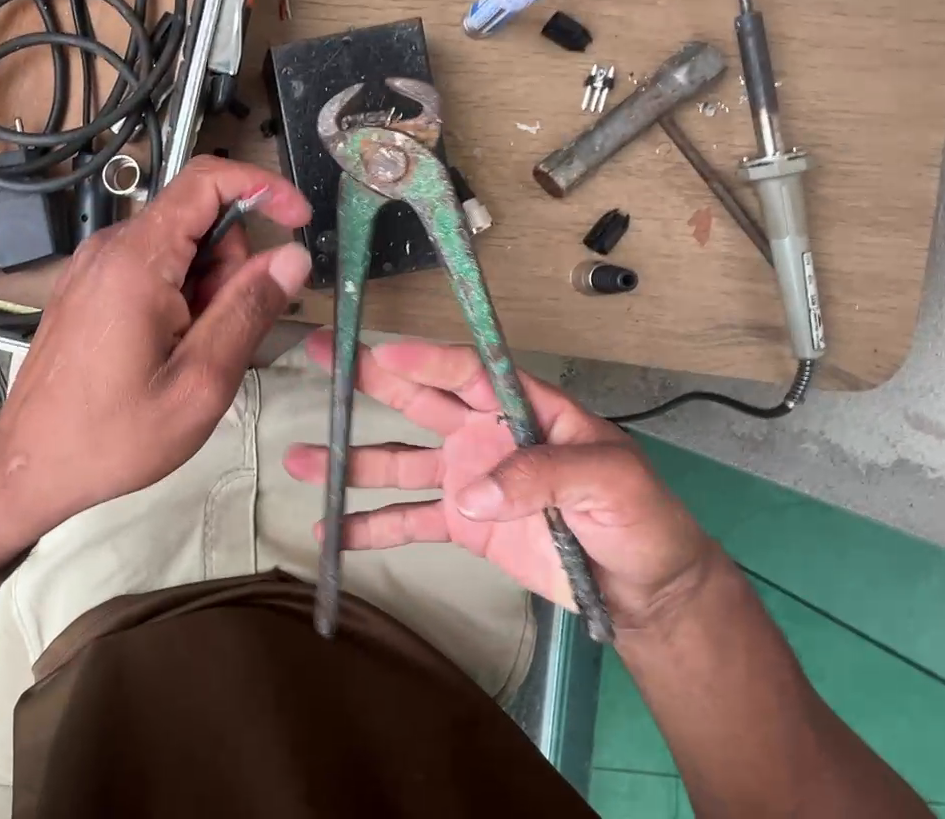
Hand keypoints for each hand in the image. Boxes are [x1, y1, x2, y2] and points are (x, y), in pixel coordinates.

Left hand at [0, 157, 313, 576]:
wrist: (31, 465)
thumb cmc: (111, 436)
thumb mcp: (199, 382)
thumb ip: (248, 310)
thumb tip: (292, 256)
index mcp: (136, 260)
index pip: (207, 181)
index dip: (262, 187)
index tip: (299, 219)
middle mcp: (109, 249)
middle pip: (196, 217)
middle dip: (232, 263)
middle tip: (225, 331)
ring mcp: (93, 267)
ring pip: (177, 247)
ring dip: (205, 287)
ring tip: (191, 352)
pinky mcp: (88, 288)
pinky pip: (150, 268)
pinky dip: (178, 297)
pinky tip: (168, 349)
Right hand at [283, 334, 719, 634]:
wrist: (645, 591)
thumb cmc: (642, 518)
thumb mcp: (609, 481)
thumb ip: (542, 473)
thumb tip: (469, 491)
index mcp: (523, 408)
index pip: (467, 372)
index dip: (423, 360)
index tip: (380, 352)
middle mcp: (484, 434)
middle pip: (417, 400)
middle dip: (367, 378)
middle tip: (318, 355)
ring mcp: (467, 479)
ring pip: (397, 460)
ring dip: (350, 460)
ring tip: (299, 460)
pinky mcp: (461, 524)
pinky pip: (407, 519)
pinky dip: (369, 524)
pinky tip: (333, 529)